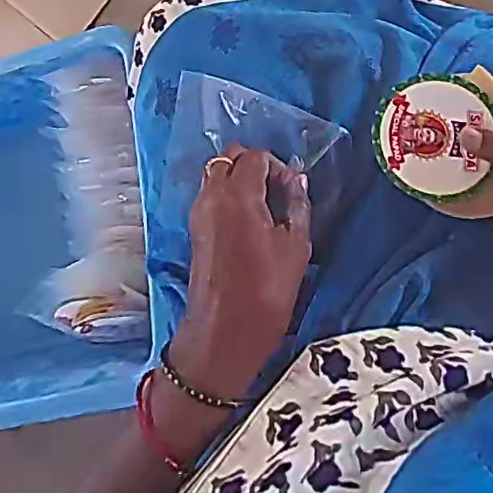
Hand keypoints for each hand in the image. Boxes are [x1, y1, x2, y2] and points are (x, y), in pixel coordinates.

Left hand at [168, 145, 311, 399]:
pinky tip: (249, 221)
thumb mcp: (296, 247)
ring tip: (264, 207)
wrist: (224, 335)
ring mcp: (198, 213)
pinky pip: (210, 195)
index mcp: (237, 196)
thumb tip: (297, 181)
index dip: (277, 167)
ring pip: (216, 174)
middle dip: (254, 165)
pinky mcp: (194, 230)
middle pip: (229, 157)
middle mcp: (211, 197)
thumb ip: (297, 205)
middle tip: (277, 191)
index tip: (291, 190)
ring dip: (239, 179)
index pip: (255, 157)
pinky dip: (228, 195)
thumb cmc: (266, 292)